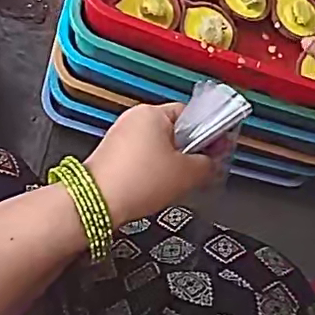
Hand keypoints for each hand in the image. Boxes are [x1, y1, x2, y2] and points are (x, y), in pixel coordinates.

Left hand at [85, 103, 221, 223]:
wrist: (98, 202)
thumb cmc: (135, 182)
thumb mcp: (187, 173)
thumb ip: (208, 163)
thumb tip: (213, 162)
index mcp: (152, 112)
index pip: (192, 114)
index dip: (208, 133)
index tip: (217, 150)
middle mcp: (134, 118)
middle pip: (175, 131)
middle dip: (188, 152)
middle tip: (197, 171)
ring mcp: (120, 136)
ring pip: (158, 146)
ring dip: (170, 163)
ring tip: (173, 183)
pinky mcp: (112, 154)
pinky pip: (141, 157)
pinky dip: (151, 170)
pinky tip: (154, 187)